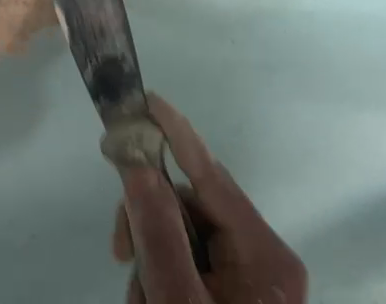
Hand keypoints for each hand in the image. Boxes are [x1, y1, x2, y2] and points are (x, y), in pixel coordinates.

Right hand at [112, 97, 307, 303]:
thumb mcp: (177, 301)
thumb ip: (156, 230)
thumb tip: (136, 162)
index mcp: (266, 256)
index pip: (209, 175)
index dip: (173, 134)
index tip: (140, 101)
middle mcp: (263, 260)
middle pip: (189, 205)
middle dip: (149, 225)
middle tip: (119, 253)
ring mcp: (248, 281)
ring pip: (180, 236)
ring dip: (149, 260)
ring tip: (143, 302)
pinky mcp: (231, 299)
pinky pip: (184, 263)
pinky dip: (159, 279)